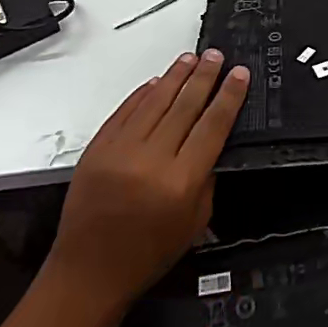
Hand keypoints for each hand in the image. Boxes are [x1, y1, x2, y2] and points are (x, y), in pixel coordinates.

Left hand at [44, 51, 250, 312]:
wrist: (89, 270)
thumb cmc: (143, 256)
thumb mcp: (193, 225)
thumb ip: (205, 180)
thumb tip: (209, 143)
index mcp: (179, 182)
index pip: (212, 126)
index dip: (228, 97)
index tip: (239, 76)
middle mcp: (150, 160)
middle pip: (184, 105)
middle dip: (204, 77)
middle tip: (216, 56)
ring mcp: (120, 150)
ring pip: (154, 100)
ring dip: (175, 76)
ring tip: (190, 59)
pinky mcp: (98, 147)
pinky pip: (125, 110)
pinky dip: (142, 93)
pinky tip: (155, 82)